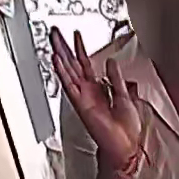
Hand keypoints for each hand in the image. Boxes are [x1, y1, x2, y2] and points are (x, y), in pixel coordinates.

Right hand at [52, 27, 143, 165]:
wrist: (124, 146)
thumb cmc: (126, 129)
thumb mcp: (125, 97)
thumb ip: (117, 79)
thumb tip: (112, 62)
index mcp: (98, 90)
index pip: (86, 65)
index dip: (81, 49)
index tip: (76, 36)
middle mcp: (88, 93)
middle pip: (72, 65)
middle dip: (64, 48)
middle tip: (55, 32)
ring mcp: (83, 98)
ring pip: (68, 72)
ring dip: (60, 56)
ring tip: (53, 40)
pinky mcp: (81, 105)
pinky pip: (69, 86)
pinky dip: (62, 73)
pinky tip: (56, 60)